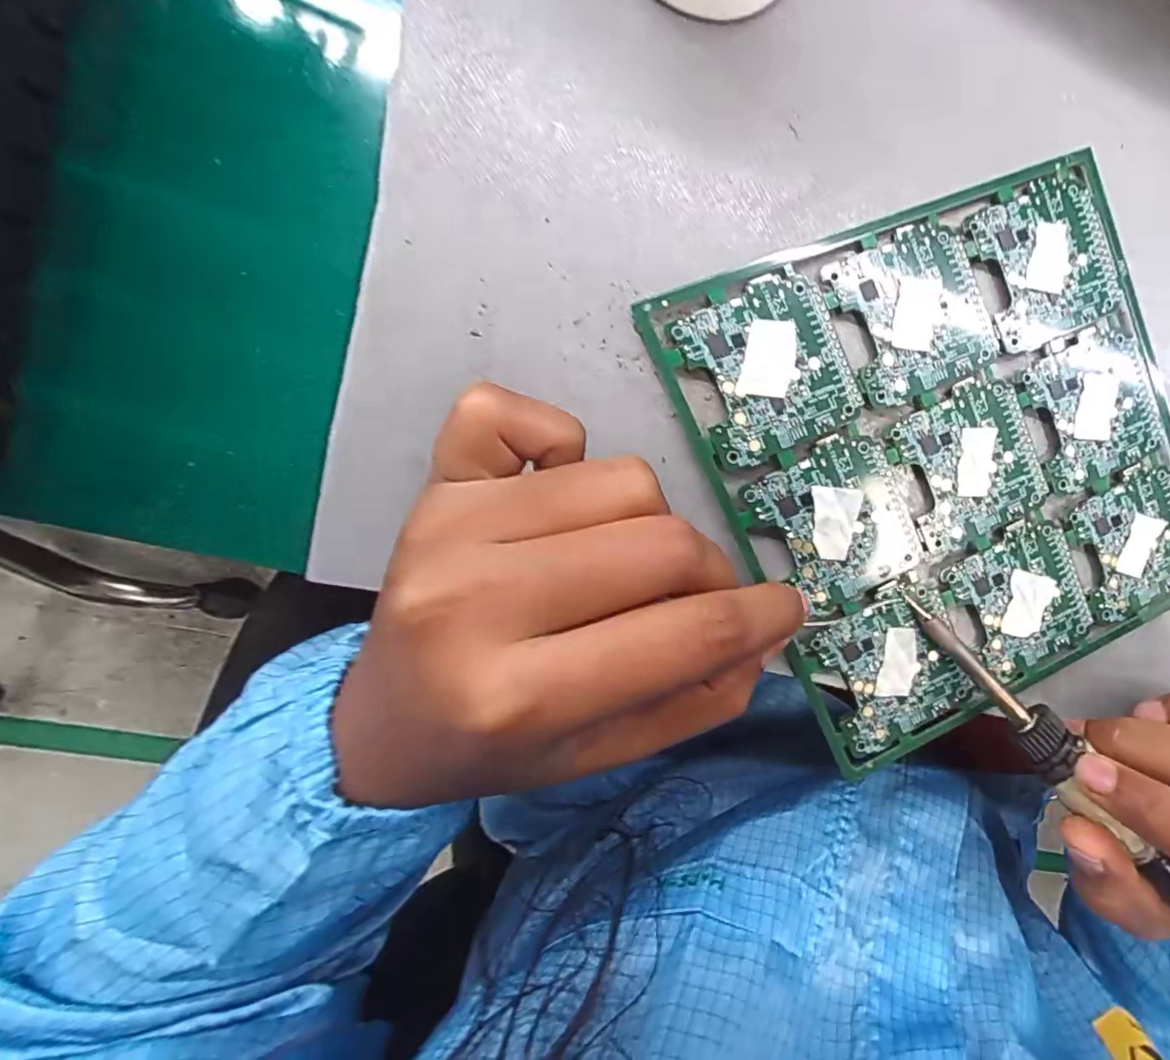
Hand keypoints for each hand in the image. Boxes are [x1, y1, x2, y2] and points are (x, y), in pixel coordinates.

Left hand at [331, 383, 806, 807]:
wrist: (383, 723)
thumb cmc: (495, 750)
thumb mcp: (604, 755)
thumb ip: (698, 699)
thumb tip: (766, 630)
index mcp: (517, 695)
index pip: (683, 635)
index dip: (759, 617)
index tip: (786, 608)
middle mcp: (475, 601)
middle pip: (662, 543)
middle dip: (709, 573)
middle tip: (694, 600)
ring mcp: (448, 528)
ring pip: (622, 479)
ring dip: (650, 521)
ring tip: (622, 561)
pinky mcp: (433, 484)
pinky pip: (517, 415)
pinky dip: (563, 439)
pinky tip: (560, 487)